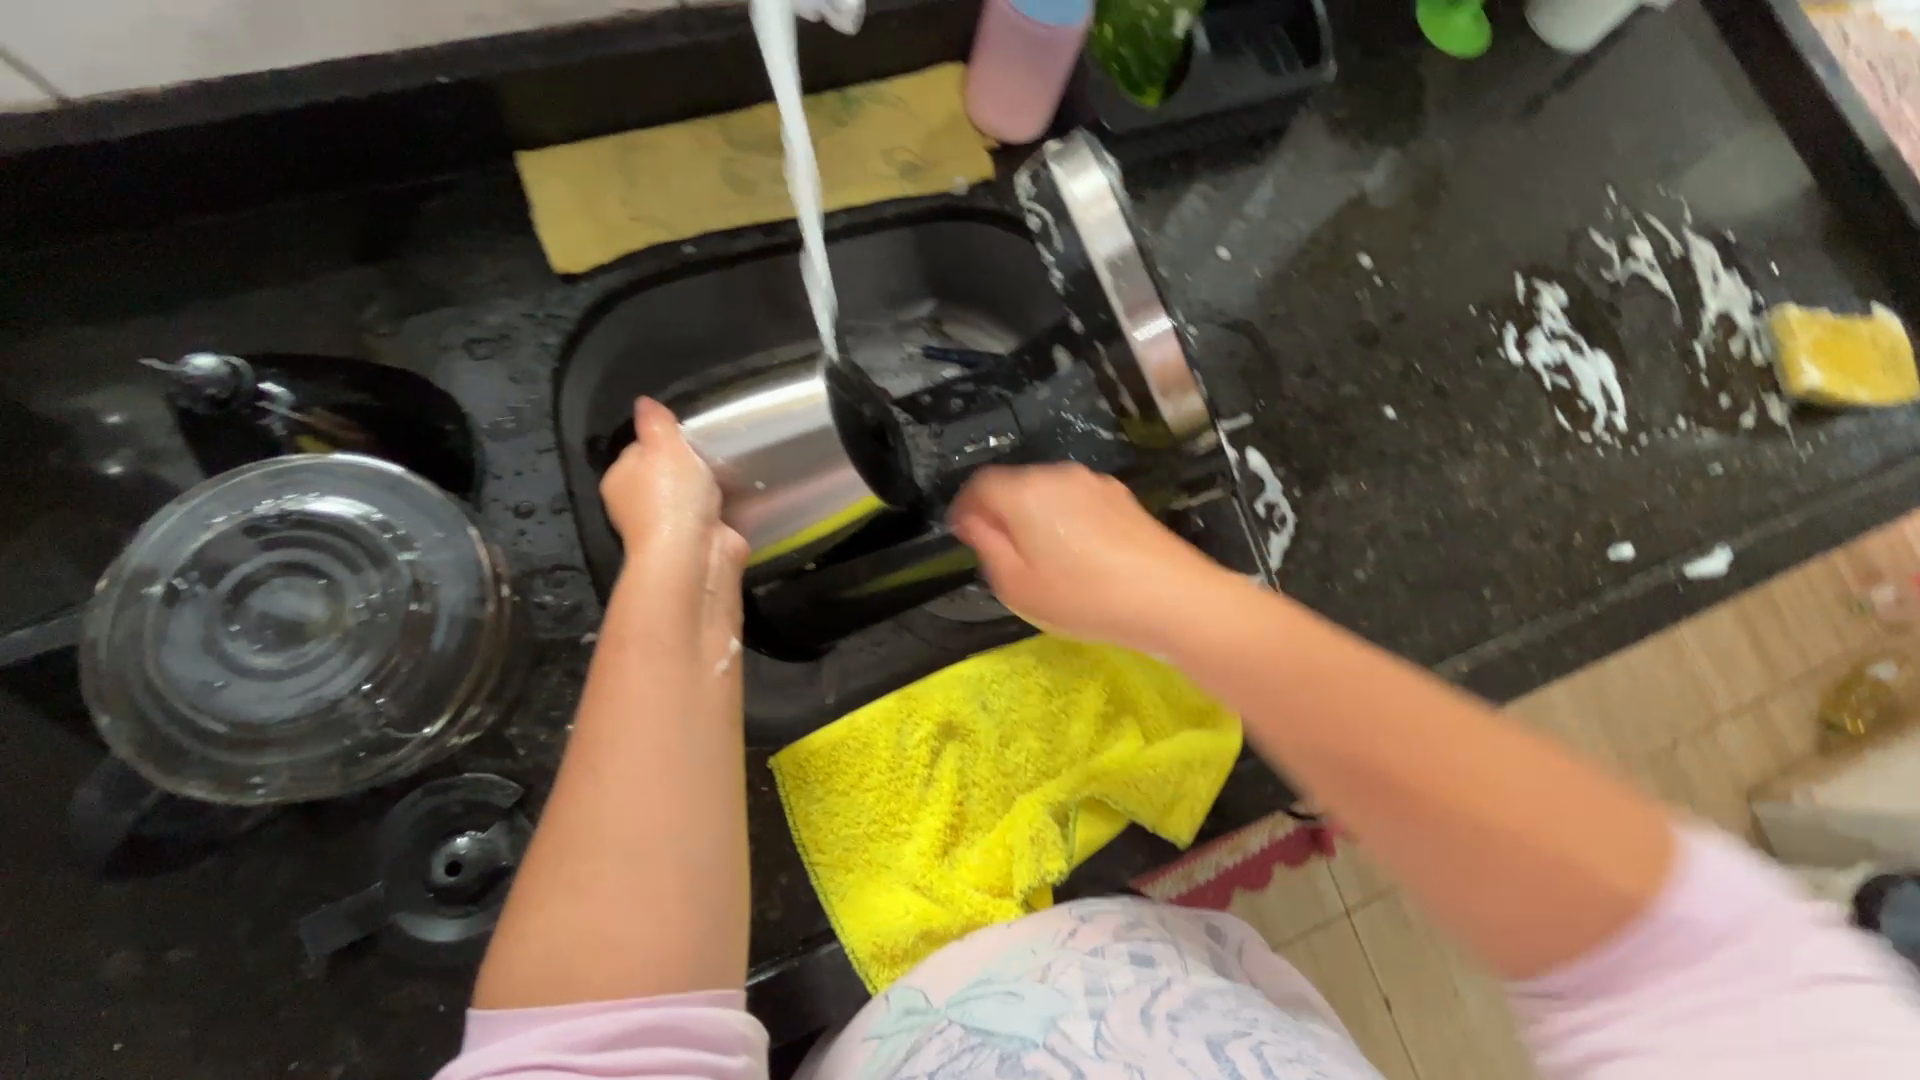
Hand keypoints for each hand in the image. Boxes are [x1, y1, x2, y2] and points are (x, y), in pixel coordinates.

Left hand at [600, 398, 748, 666]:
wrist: (695, 553)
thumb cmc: (671, 494)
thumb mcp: (663, 445)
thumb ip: (656, 423)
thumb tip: (643, 402)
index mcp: (620, 479)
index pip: (639, 450)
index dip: (663, 439)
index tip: (690, 434)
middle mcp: (638, 505)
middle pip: (666, 474)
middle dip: (690, 465)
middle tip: (718, 450)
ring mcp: (670, 526)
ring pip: (692, 496)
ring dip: (711, 487)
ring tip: (736, 469)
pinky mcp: (700, 541)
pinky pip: (715, 516)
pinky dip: (729, 508)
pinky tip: (746, 495)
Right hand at [948, 464, 1239, 652]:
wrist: (1170, 598)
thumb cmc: (1083, 597)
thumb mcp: (1016, 586)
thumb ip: (987, 547)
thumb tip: (975, 522)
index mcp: (1025, 493)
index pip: (979, 485)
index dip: (965, 508)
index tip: (963, 535)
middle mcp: (1058, 476)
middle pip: (1015, 485)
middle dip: (1001, 513)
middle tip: (1002, 554)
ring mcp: (1095, 484)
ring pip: (1048, 493)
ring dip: (1035, 518)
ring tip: (1043, 560)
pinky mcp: (1123, 498)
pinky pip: (1078, 502)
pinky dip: (1066, 521)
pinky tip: (1080, 557)